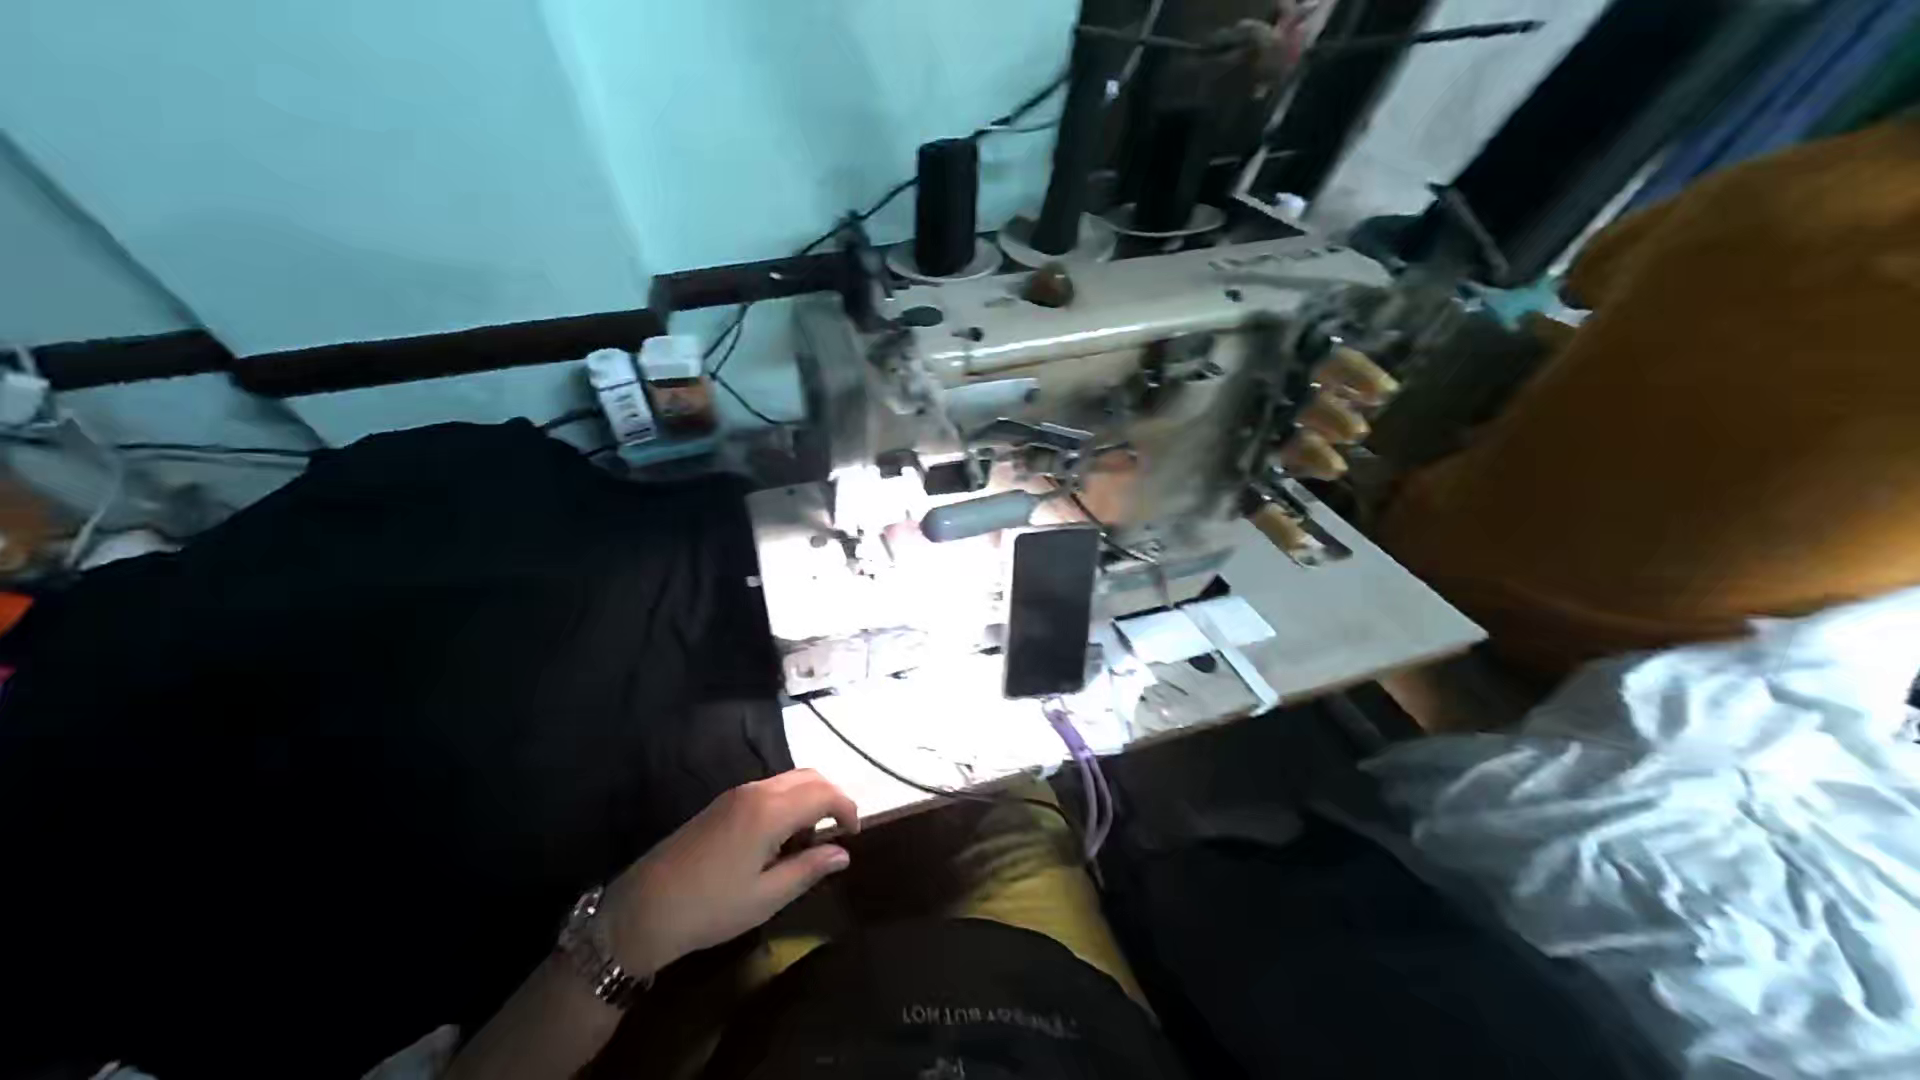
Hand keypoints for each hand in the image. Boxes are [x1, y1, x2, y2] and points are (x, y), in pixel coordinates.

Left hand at [602, 770, 858, 975]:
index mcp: (769, 811)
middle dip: (832, 797)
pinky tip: (785, 836)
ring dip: (811, 798)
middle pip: (809, 776)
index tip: (854, 835)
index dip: (847, 809)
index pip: (824, 793)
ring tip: (814, 838)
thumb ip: (809, 869)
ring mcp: (736, 794)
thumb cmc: (709, 908)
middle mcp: (756, 791)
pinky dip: (790, 801)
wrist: (642, 910)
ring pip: (789, 779)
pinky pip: (770, 788)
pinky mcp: (722, 803)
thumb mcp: (766, 897)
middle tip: (840, 832)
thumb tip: (843, 853)